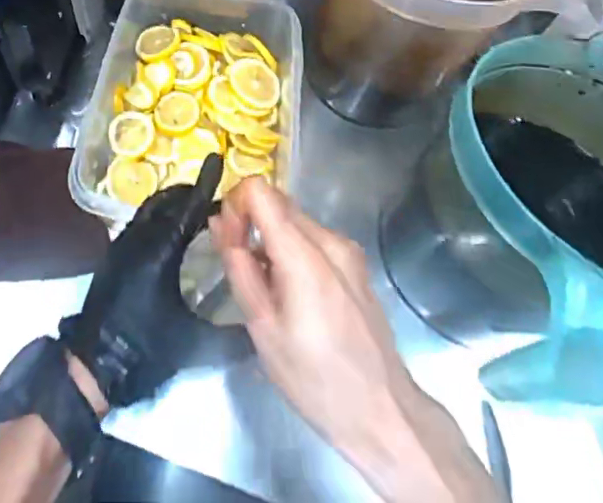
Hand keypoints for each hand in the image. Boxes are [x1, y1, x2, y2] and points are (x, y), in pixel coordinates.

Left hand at [60, 155, 242, 406]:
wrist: (95, 364)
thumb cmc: (145, 349)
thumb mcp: (193, 342)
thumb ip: (232, 336)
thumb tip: (262, 332)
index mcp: (161, 252)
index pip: (189, 208)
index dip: (206, 185)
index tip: (217, 160)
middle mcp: (140, 238)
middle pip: (169, 201)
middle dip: (193, 193)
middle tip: (218, 197)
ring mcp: (123, 244)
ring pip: (152, 208)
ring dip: (175, 202)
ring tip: (198, 210)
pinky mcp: (115, 254)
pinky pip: (142, 220)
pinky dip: (161, 215)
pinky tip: (173, 233)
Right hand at [212, 177, 502, 502]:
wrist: (383, 412)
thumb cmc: (315, 377)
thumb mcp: (262, 327)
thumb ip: (238, 267)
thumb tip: (220, 223)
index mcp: (305, 253)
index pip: (259, 190)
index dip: (235, 206)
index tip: (228, 240)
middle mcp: (330, 240)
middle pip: (277, 202)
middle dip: (249, 222)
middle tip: (238, 265)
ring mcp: (348, 251)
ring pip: (294, 220)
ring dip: (269, 238)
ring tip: (264, 286)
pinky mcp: (356, 265)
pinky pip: (313, 239)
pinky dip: (291, 250)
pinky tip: (290, 292)